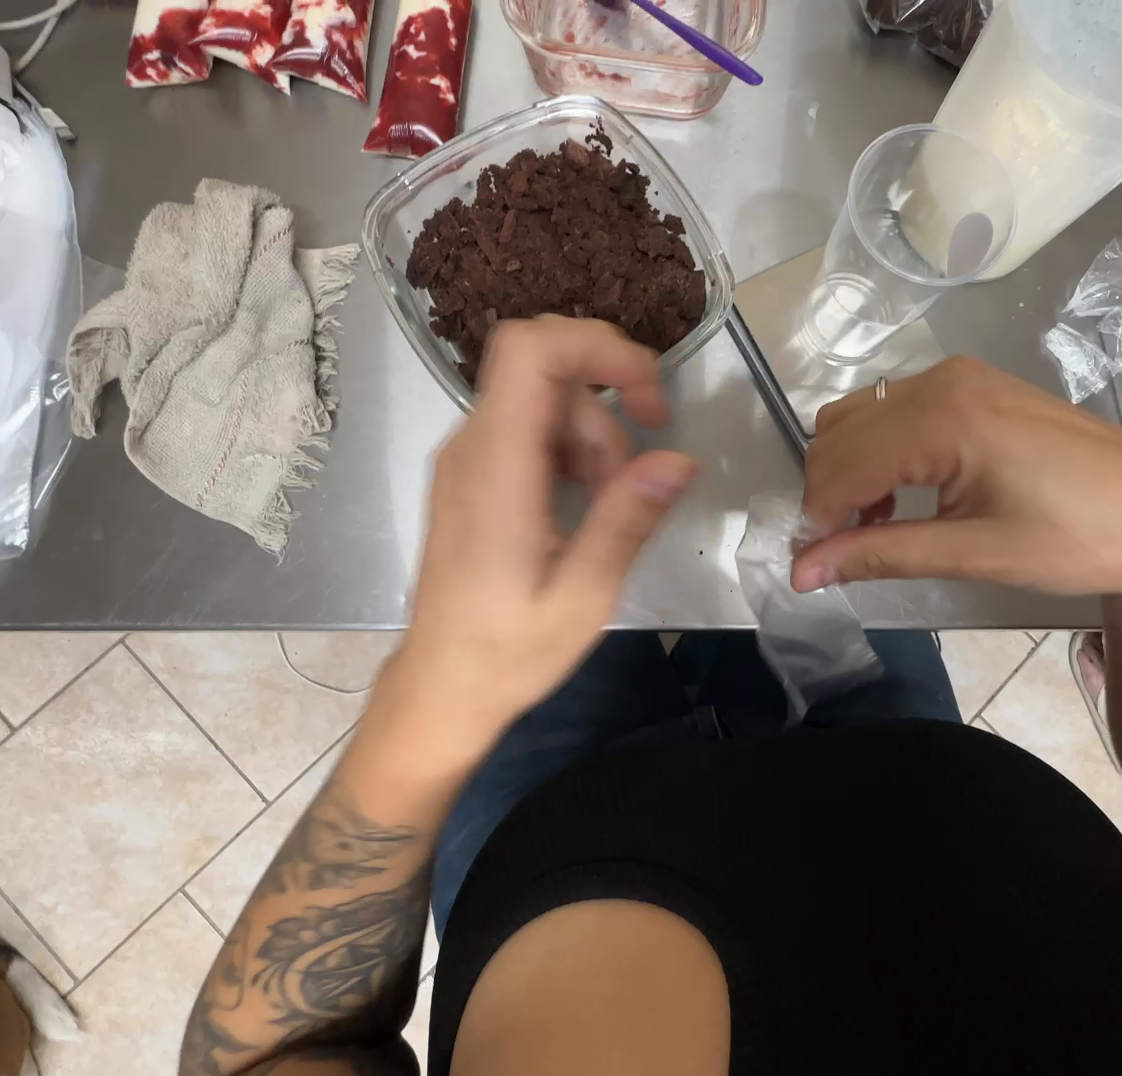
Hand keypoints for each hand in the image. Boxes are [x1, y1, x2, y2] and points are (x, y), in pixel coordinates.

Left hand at [376, 318, 698, 758]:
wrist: (442, 684)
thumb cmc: (508, 653)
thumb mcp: (583, 597)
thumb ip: (627, 521)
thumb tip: (680, 459)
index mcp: (496, 469)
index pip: (531, 350)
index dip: (597, 345)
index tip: (648, 394)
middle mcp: (472, 447)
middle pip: (548, 372)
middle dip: (607, 411)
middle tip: (632, 482)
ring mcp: (466, 458)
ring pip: (543, 401)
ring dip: (593, 439)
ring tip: (608, 509)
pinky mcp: (471, 475)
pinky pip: (529, 430)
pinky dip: (569, 452)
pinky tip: (582, 507)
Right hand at [792, 356, 1121, 598]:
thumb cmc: (1077, 541)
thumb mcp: (970, 552)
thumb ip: (877, 554)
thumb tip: (800, 573)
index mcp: (943, 417)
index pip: (840, 465)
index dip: (815, 519)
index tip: (808, 568)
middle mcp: (940, 381)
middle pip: (838, 435)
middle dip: (825, 496)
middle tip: (836, 553)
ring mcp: (957, 377)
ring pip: (857, 418)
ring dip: (845, 473)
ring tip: (868, 527)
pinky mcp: (970, 386)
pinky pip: (890, 413)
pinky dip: (875, 455)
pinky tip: (896, 497)